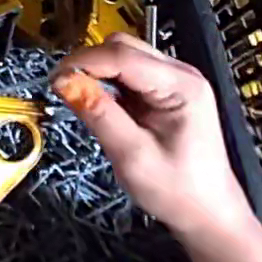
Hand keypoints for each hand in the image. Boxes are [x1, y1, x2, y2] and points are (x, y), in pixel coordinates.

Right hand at [53, 33, 257, 247]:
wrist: (206, 213)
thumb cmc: (176, 190)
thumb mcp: (131, 155)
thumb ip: (98, 114)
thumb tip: (64, 81)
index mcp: (181, 86)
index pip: (122, 55)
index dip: (83, 62)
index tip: (55, 79)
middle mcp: (180, 74)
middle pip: (122, 48)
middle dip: (89, 64)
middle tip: (64, 90)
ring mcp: (173, 80)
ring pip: (122, 55)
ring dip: (98, 72)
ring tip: (82, 99)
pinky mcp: (163, 89)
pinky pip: (127, 72)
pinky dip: (108, 82)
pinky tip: (101, 103)